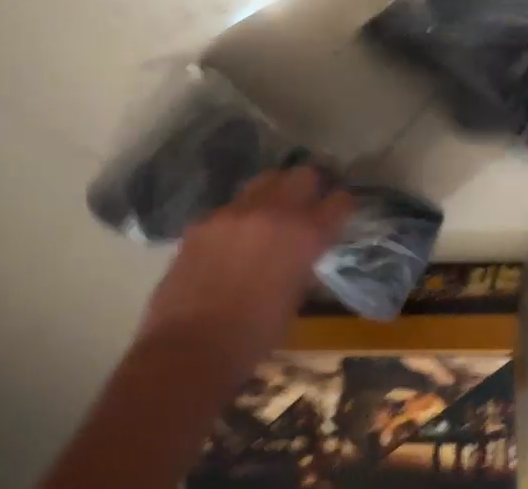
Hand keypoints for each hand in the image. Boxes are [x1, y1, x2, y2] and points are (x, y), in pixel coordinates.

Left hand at [137, 168, 353, 370]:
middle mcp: (274, 211)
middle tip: (306, 207)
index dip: (341, 208)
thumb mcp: (296, 295)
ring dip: (274, 194)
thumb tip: (306, 248)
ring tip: (268, 218)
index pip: (340, 201)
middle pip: (304, 174)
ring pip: (266, 180)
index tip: (337, 216)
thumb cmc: (253, 336)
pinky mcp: (203, 221)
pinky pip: (231, 207)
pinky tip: (231, 242)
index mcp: (306, 234)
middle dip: (310, 188)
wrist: (186, 352)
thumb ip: (305, 259)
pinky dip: (239, 217)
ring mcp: (235, 212)